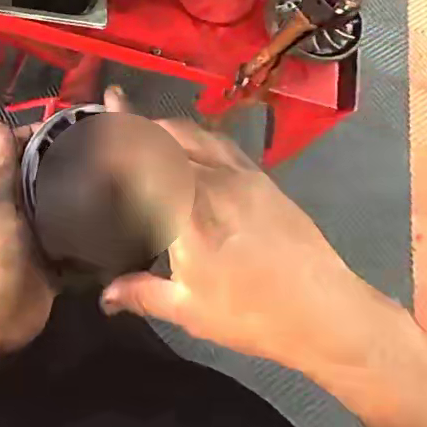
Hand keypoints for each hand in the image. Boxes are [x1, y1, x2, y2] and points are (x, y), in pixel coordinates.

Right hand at [99, 116, 404, 375]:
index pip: (145, 161)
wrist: (324, 310)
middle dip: (136, 123)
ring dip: (165, 125)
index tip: (101, 116)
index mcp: (189, 214)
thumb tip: (106, 296)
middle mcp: (212, 182)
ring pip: (194, 134)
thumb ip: (143, 294)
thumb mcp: (191, 310)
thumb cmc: (254, 315)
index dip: (120, 135)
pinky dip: (196, 133)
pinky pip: (220, 142)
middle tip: (113, 111)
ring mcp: (239, 174)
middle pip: (166, 139)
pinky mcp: (260, 176)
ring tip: (145, 124)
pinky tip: (190, 139)